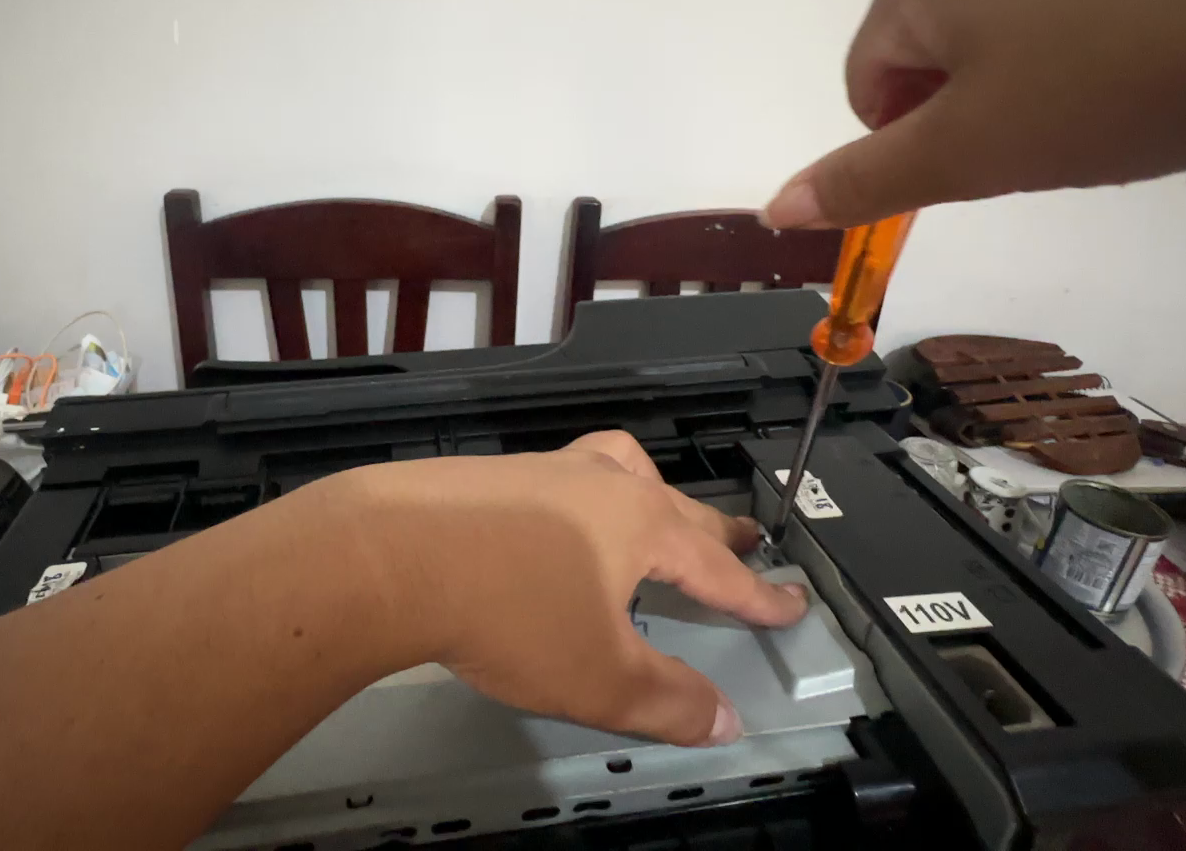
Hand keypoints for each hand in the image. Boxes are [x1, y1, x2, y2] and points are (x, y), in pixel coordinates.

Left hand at [321, 431, 807, 745]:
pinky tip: (559, 521)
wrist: (395, 553)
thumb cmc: (508, 611)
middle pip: (675, 505)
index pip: (717, 566)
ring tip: (652, 509)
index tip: (791, 601)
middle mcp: (599, 483)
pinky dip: (586, 493)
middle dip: (715, 531)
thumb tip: (722, 719)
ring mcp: (545, 469)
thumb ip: (668, 701)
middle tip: (744, 541)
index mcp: (638, 524)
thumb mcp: (600, 677)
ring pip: (618, 465)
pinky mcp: (497, 473)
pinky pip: (564, 474)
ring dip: (648, 489)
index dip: (758, 593)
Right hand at [763, 0, 1185, 228]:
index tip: (983, 159)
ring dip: (1032, 51)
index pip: (867, 78)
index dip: (910, 138)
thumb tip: (774, 208)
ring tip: (1114, 80)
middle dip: (969, 93)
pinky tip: (1169, 25)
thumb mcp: (970, 156)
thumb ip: (862, 182)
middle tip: (1049, 127)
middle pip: (934, 32)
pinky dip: (1104, 3)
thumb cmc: (1119, 79)